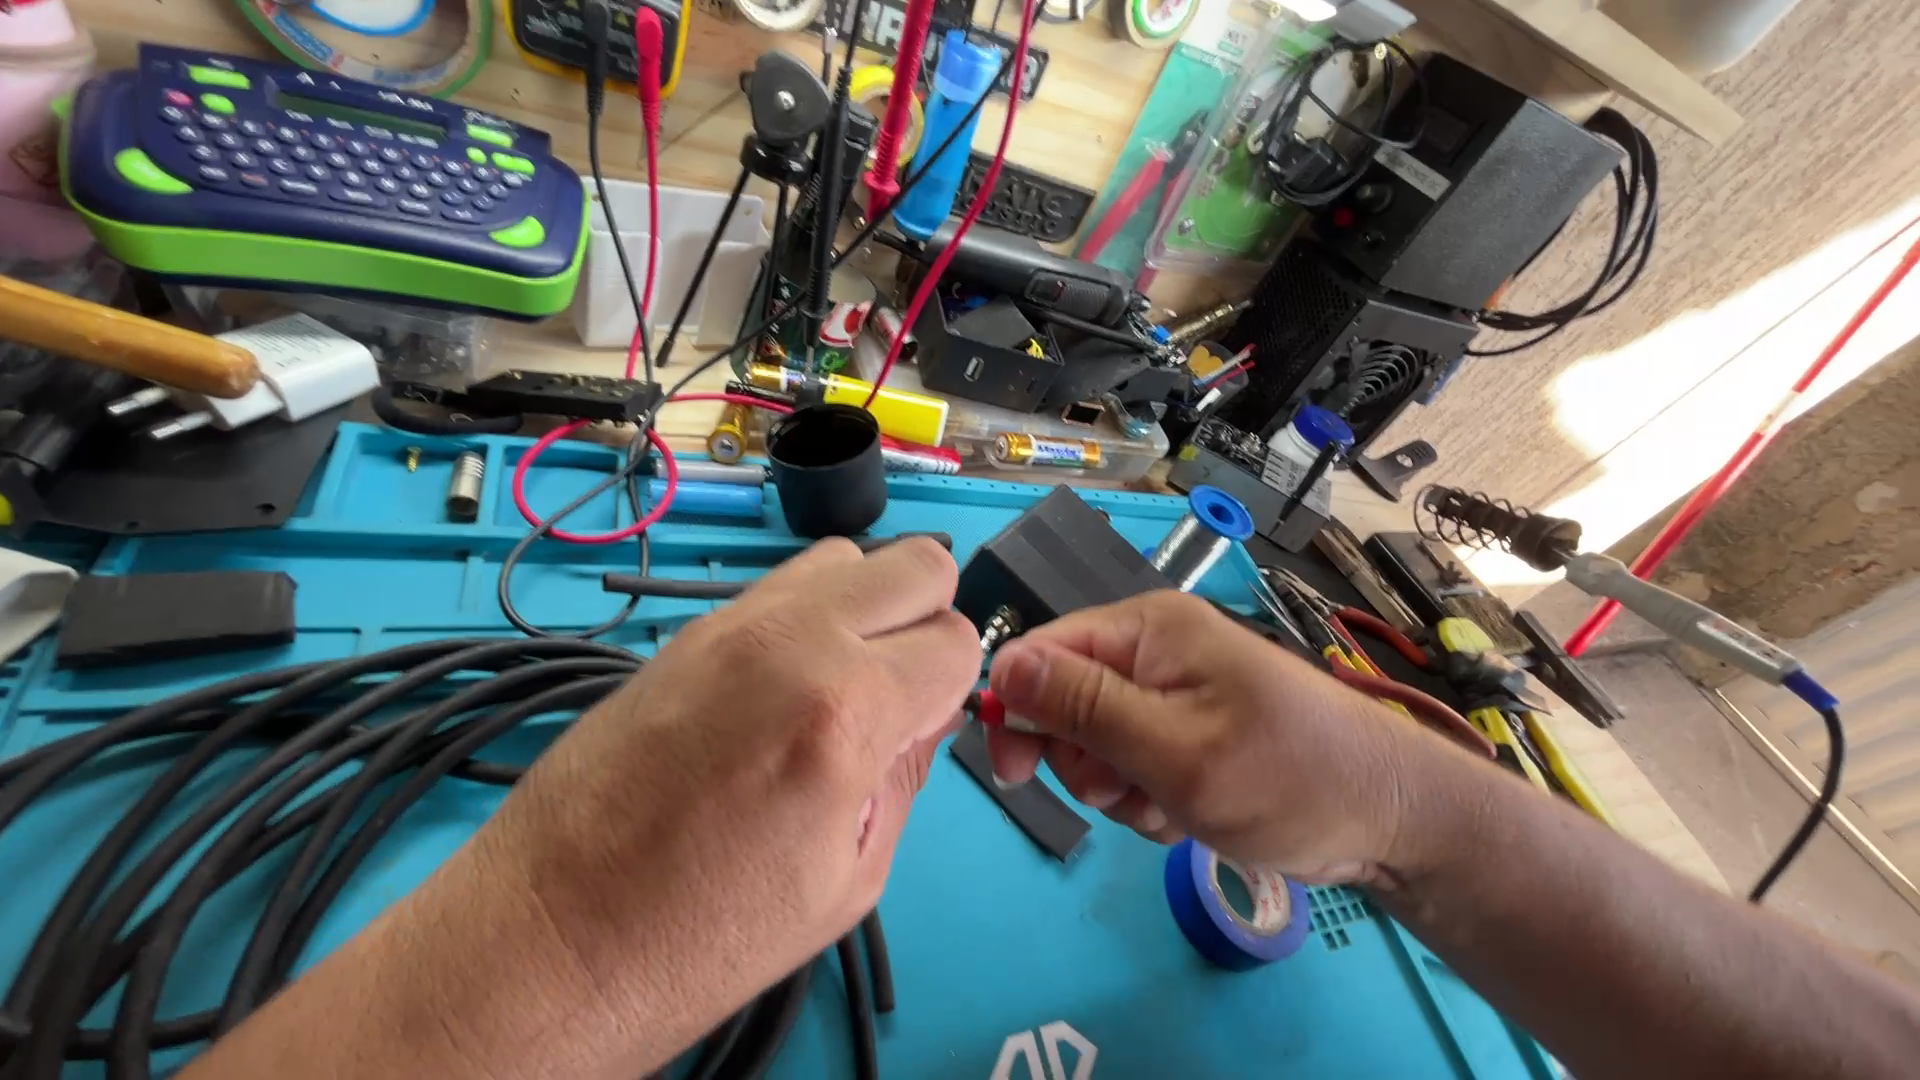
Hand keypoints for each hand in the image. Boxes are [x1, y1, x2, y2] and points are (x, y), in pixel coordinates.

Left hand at [483, 537, 979, 1065]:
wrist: (550, 932)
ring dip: (868, 605)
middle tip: (897, 686)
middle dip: (930, 620)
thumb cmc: (707, 936)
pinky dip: (811, 611)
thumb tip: (930, 709)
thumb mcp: (851, 879)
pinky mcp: (692, 627)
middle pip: (920, 563)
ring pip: (850, 556)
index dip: (956, 686)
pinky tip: (784, 678)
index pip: (959, 640)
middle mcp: (797, 639)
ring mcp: (737, 622)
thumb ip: (909, 772)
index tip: (924, 723)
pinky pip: (785, 581)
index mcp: (848, 711)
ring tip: (840, 674)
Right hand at [985, 590, 1449, 884]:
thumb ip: (1083, 707)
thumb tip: (1003, 665)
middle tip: (1122, 793)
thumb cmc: (1287, 779)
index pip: (1044, 651)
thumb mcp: (1174, 750)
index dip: (1019, 707)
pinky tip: (1185, 815)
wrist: (1395, 822)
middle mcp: (1155, 649)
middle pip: (1065, 699)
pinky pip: (1133, 763)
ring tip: (1167, 807)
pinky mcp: (1191, 731)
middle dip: (1081, 758)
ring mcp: (1174, 692)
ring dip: (1117, 785)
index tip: (1015, 772)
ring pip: (1096, 740)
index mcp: (1147, 629)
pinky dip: (1146, 796)